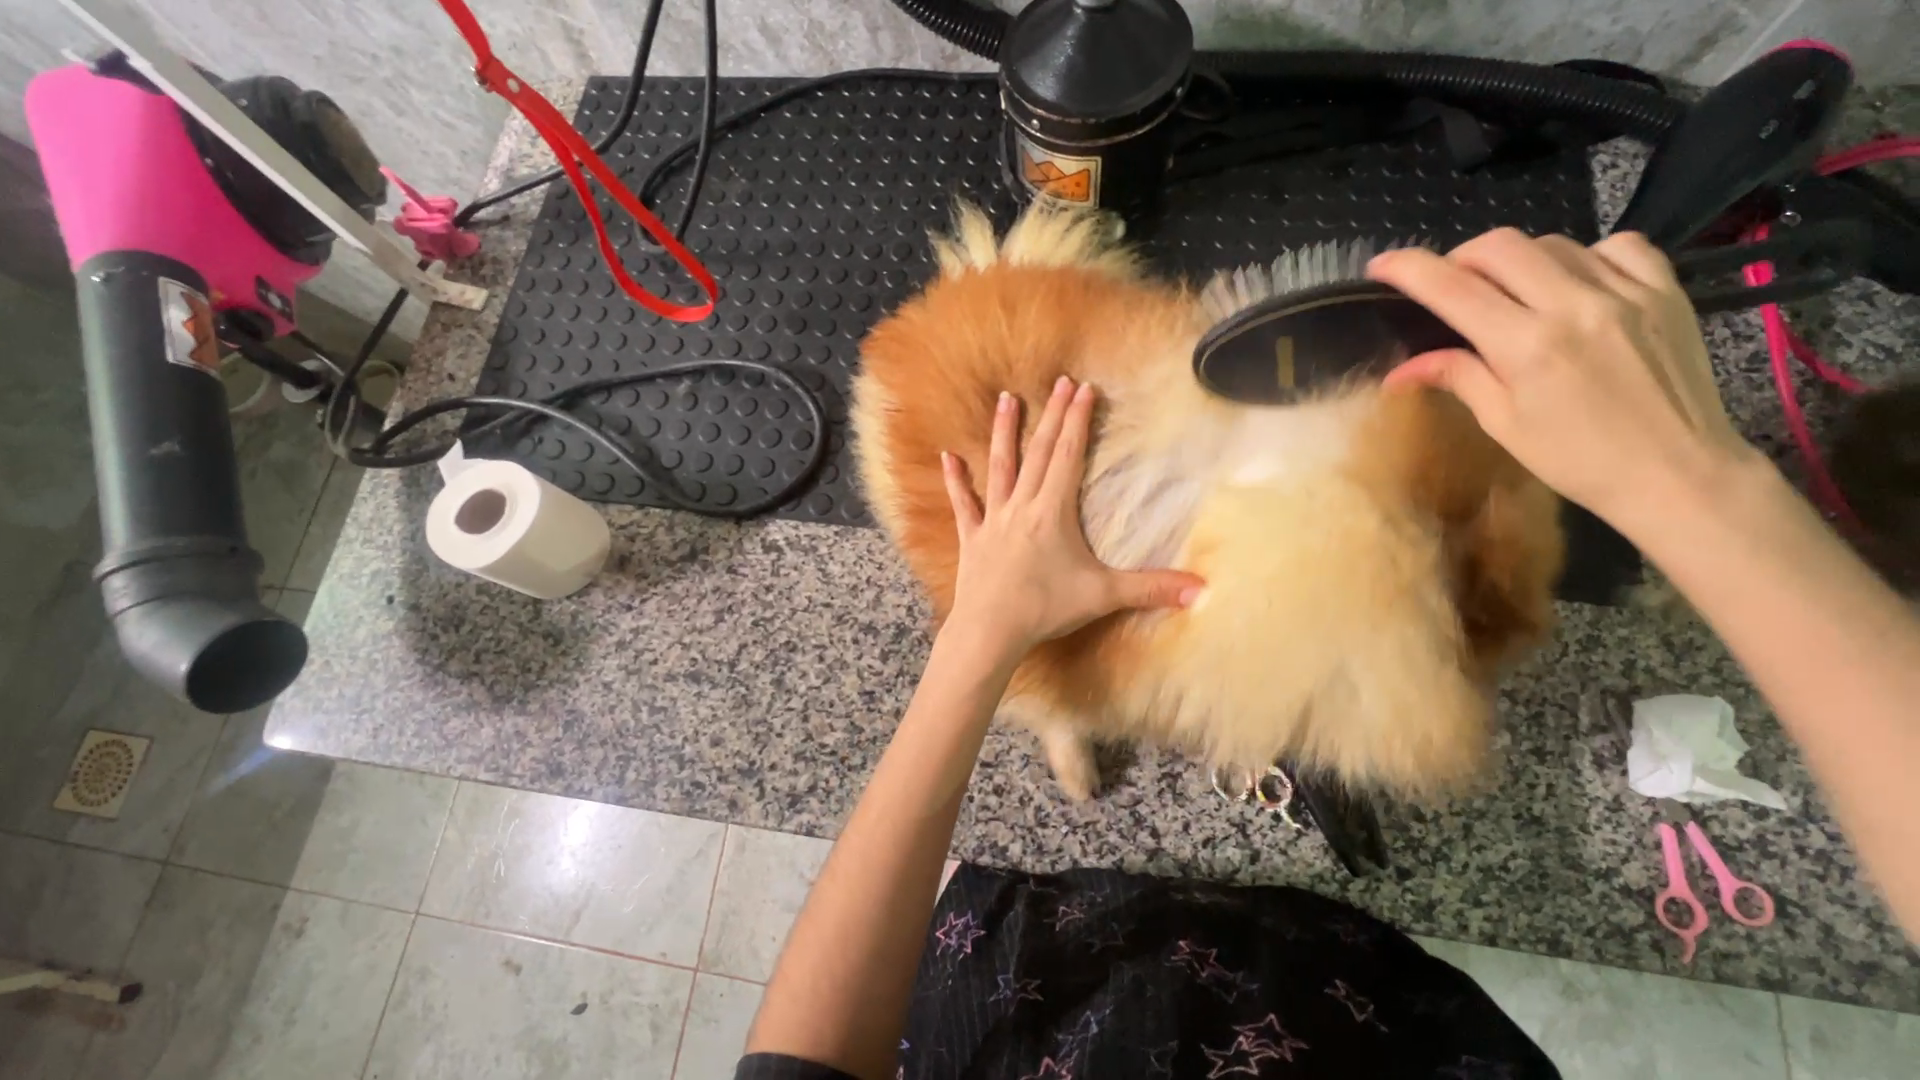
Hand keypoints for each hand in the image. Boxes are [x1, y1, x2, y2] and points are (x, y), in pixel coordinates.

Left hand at [940, 376, 1204, 662]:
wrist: (989, 630)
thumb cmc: (1045, 609)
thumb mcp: (1103, 596)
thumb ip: (1151, 588)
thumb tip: (1203, 589)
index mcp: (1052, 512)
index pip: (1068, 455)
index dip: (1077, 421)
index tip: (1084, 389)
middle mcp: (1021, 506)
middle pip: (1038, 452)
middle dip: (1052, 415)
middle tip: (1059, 382)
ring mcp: (993, 520)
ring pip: (998, 467)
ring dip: (1003, 433)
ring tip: (1006, 399)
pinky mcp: (972, 538)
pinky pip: (963, 503)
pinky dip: (955, 480)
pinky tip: (946, 457)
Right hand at [1368, 228, 1754, 527]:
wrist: (1677, 472)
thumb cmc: (1576, 459)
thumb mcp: (1504, 423)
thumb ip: (1458, 378)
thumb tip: (1399, 371)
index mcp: (1526, 346)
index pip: (1452, 288)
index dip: (1408, 268)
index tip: (1381, 265)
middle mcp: (1574, 306)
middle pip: (1500, 246)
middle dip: (1461, 257)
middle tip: (1451, 283)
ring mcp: (1625, 293)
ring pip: (1553, 242)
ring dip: (1518, 260)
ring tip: (1513, 290)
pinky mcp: (1665, 291)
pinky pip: (1618, 246)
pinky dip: (1585, 255)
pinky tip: (1576, 282)